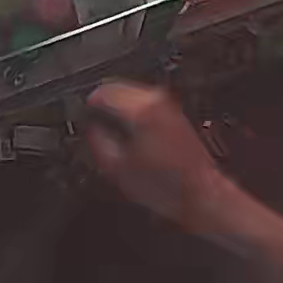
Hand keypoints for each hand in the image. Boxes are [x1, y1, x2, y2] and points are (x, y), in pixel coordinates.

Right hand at [84, 81, 235, 230]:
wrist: (200, 194)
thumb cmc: (165, 187)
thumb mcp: (117, 169)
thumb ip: (97, 141)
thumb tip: (90, 128)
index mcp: (139, 111)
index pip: (102, 92)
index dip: (88, 104)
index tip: (83, 114)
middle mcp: (155, 101)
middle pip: (117, 88)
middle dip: (103, 104)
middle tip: (94, 122)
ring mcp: (167, 104)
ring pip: (130, 93)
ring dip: (118, 106)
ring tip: (111, 129)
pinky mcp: (173, 111)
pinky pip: (144, 102)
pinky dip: (132, 111)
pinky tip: (130, 131)